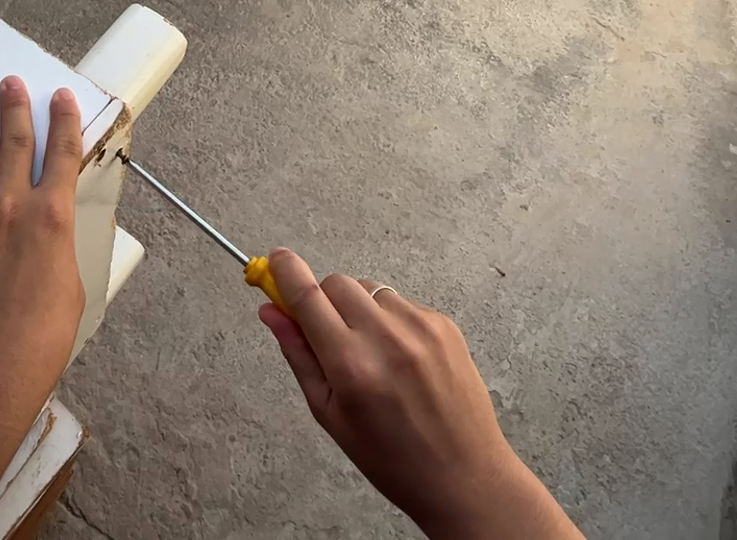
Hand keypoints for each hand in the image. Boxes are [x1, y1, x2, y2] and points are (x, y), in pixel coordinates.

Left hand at [0, 78, 86, 539]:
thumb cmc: (34, 344)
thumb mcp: (69, 292)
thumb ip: (57, 251)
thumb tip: (48, 239)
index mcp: (52, 218)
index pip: (63, 154)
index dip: (63, 121)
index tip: (60, 96)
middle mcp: (11, 204)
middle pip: (15, 142)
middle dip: (15, 107)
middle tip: (10, 82)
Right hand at [260, 249, 582, 539]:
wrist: (466, 479)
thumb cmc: (389, 457)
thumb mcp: (329, 413)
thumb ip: (298, 354)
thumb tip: (270, 309)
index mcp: (351, 365)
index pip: (308, 297)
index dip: (286, 271)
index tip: (276, 258)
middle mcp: (386, 338)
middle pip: (336, 283)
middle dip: (324, 299)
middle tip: (330, 334)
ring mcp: (420, 327)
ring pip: (368, 289)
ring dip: (359, 307)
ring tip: (373, 351)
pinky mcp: (444, 324)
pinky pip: (399, 301)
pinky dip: (390, 318)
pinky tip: (402, 357)